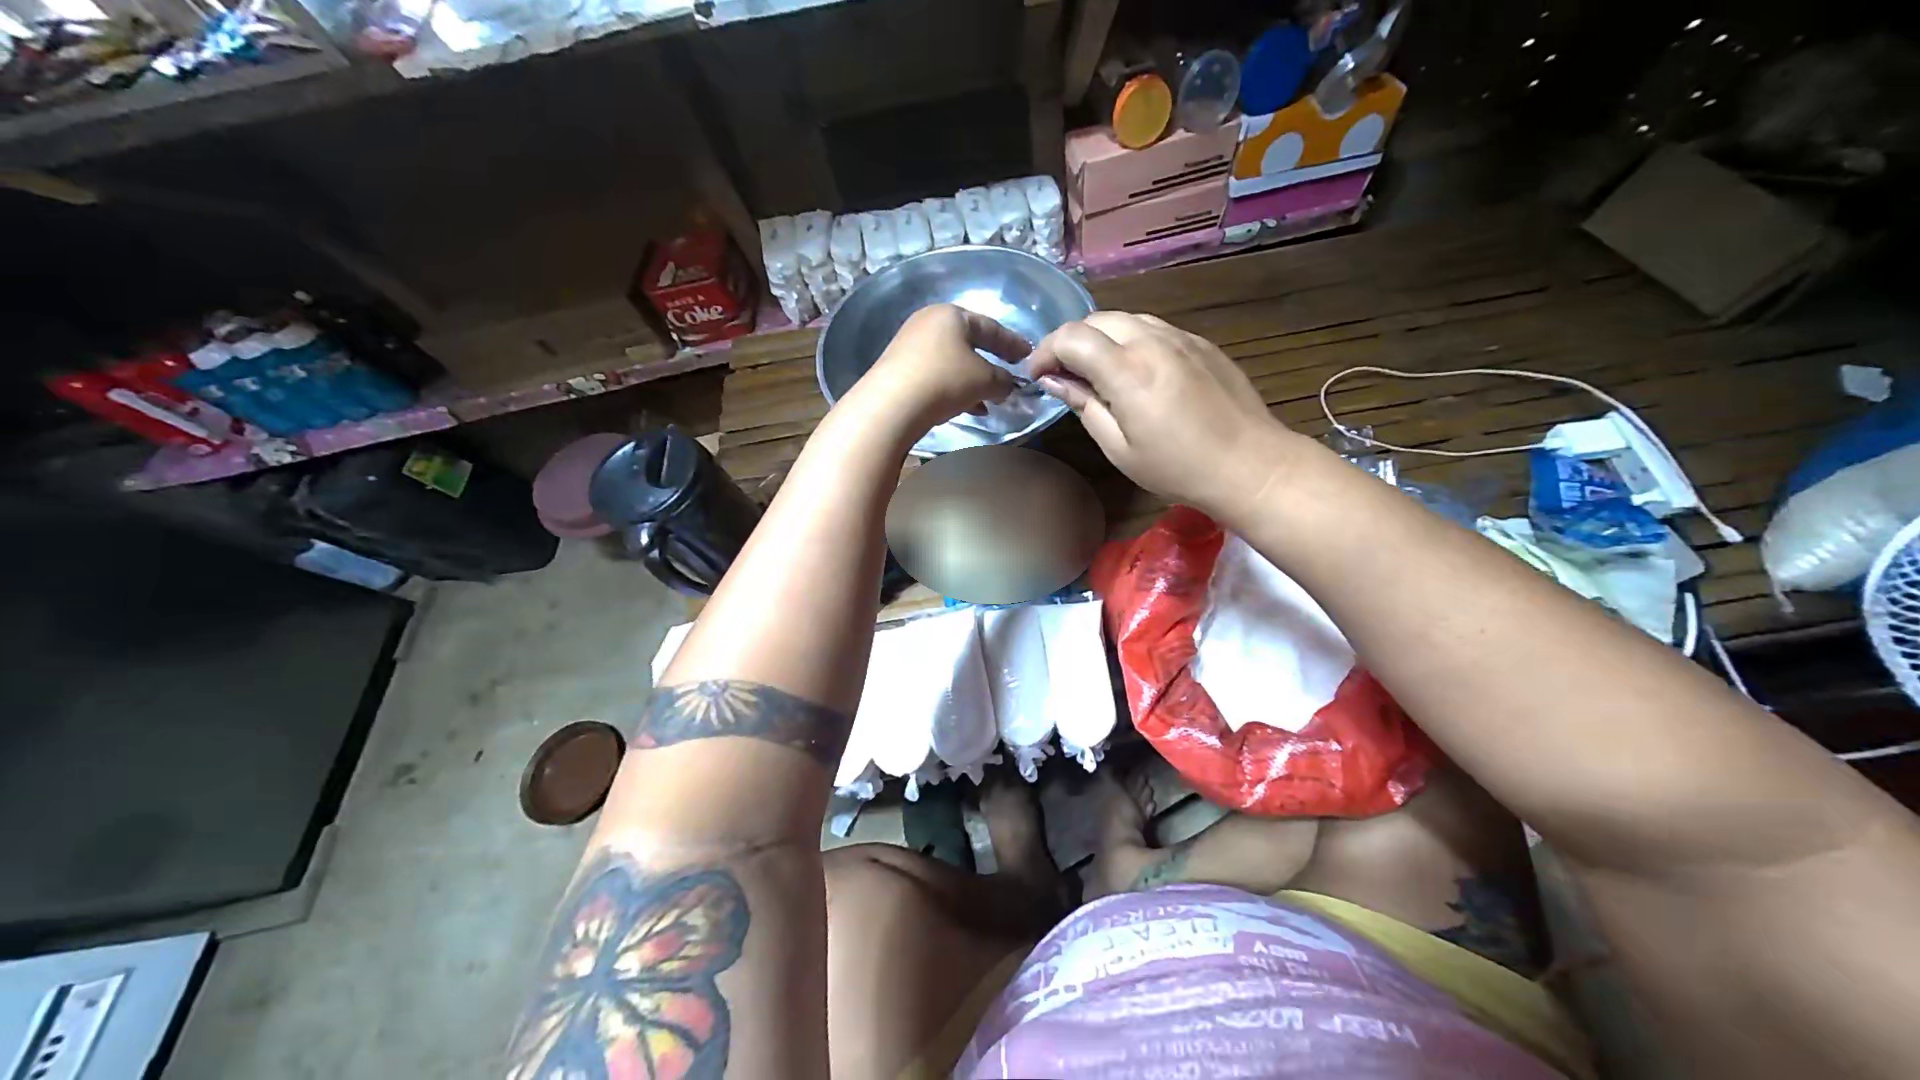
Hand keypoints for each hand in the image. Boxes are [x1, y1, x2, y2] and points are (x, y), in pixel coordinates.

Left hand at [847, 304, 1025, 430]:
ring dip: (974, 380)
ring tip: (991, 400)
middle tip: (1010, 375)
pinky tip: (968, 408)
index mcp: (952, 314)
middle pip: (969, 342)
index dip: (1012, 343)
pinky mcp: (899, 370)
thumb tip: (1009, 384)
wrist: (891, 405)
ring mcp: (910, 346)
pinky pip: (936, 376)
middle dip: (992, 362)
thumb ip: (1003, 380)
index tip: (1028, 356)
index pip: (990, 327)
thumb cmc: (945, 380)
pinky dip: (955, 389)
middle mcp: (928, 323)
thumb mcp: (984, 380)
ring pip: (952, 362)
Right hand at [1027, 311, 1301, 514]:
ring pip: (1126, 318)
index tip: (1037, 375)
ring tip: (1095, 370)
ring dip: (1101, 337)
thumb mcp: (1119, 448)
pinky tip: (1134, 370)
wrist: (1249, 464)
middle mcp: (1152, 341)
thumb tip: (1054, 380)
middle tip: (1062, 373)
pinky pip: (1154, 328)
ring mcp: (1180, 337)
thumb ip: (1084, 405)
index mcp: (1127, 370)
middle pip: (1096, 319)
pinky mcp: (1200, 342)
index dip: (1045, 351)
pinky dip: (1131, 339)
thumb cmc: (1178, 467)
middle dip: (1070, 340)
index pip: (1071, 337)